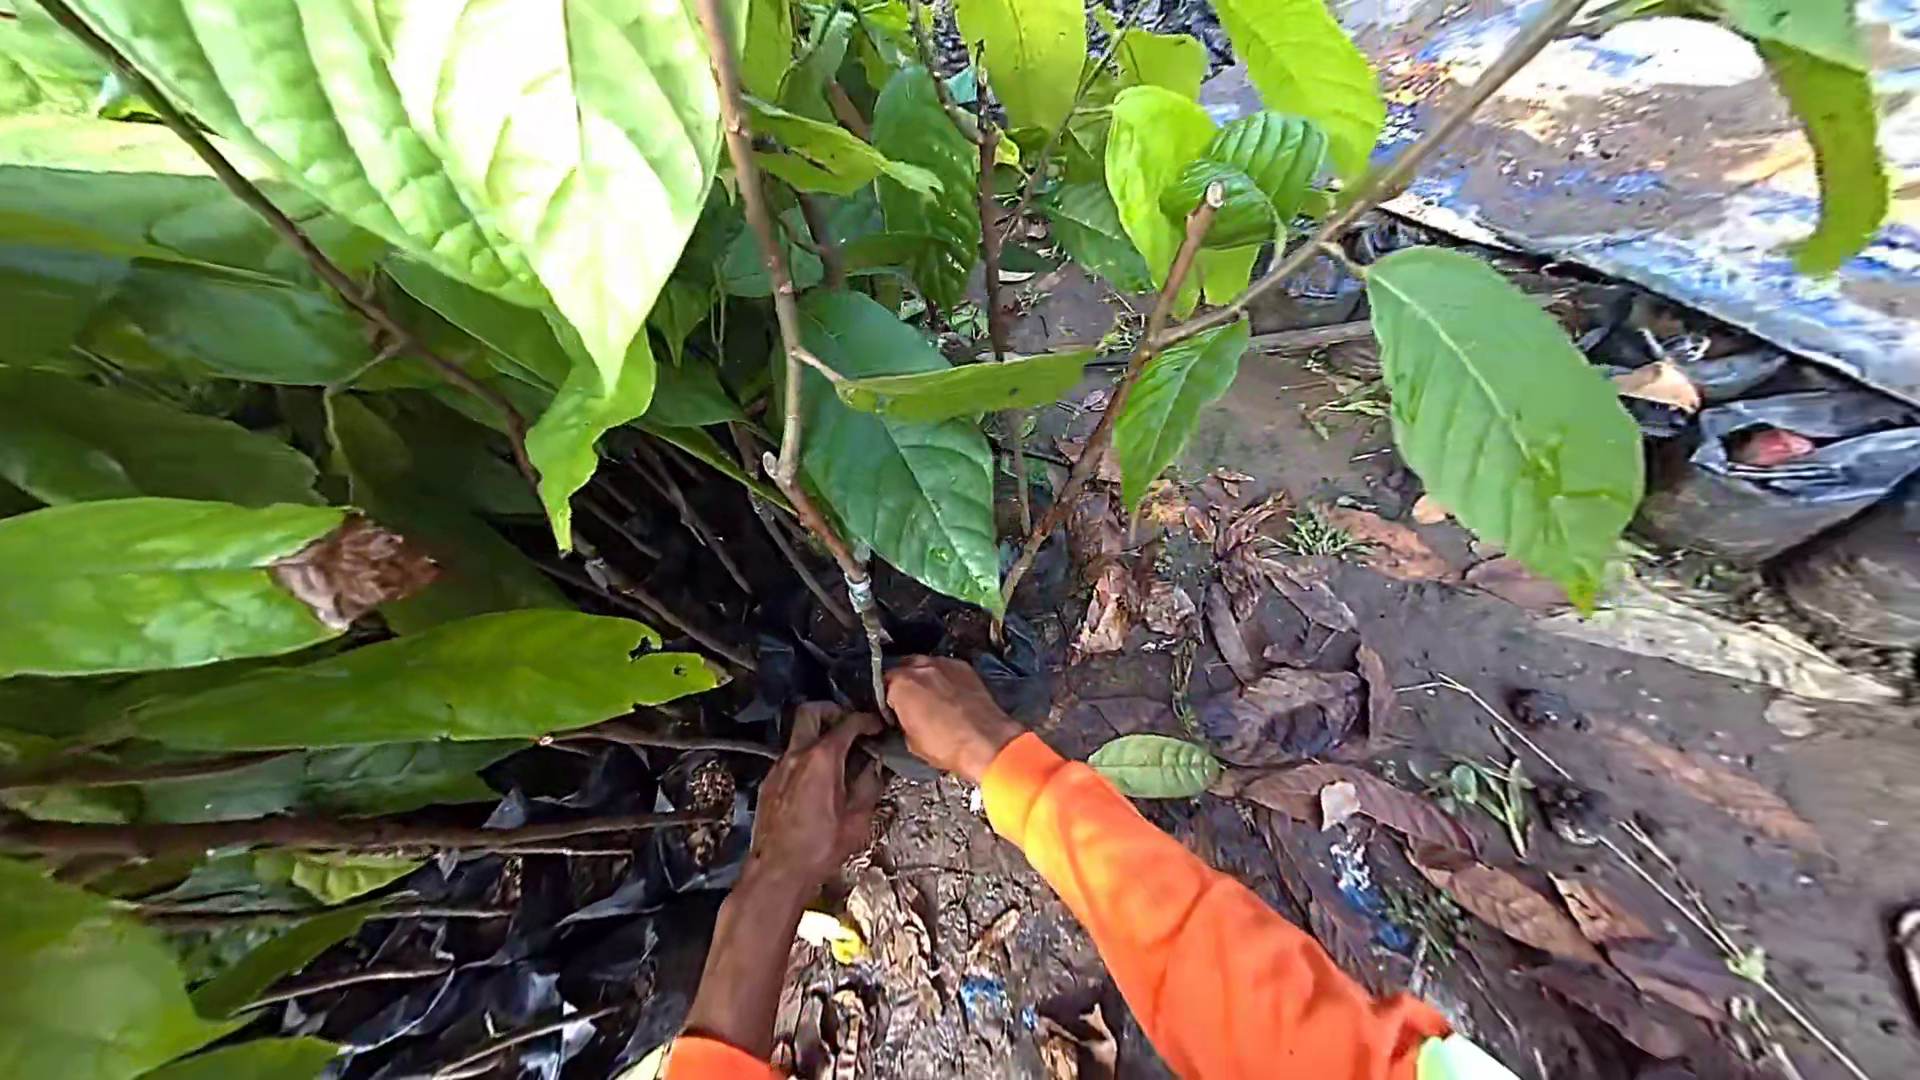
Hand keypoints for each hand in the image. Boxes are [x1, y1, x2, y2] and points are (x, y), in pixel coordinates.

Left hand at [741, 702, 884, 896]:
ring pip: (797, 735)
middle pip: (810, 712)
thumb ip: (869, 785)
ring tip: (837, 756)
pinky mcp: (768, 783)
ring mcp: (778, 768)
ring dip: (817, 736)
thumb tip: (876, 767)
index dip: (866, 720)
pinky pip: (789, 757)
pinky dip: (805, 757)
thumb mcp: (857, 819)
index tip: (876, 726)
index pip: (847, 723)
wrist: (776, 874)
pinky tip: (817, 780)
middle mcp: (797, 755)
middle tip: (847, 724)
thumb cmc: (819, 848)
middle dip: (831, 711)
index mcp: (822, 759)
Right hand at [884, 656, 1024, 784]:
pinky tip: (948, 691)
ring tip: (929, 694)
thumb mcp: (911, 741)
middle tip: (909, 700)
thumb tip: (904, 716)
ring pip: (925, 664)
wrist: (987, 741)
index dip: (886, 698)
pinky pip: (945, 667)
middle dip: (903, 682)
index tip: (892, 709)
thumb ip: (902, 719)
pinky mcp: (964, 666)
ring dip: (923, 676)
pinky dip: (943, 676)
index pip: (883, 684)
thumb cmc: (946, 746)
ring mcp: (944, 663)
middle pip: (903, 668)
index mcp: (901, 685)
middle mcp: (921, 667)